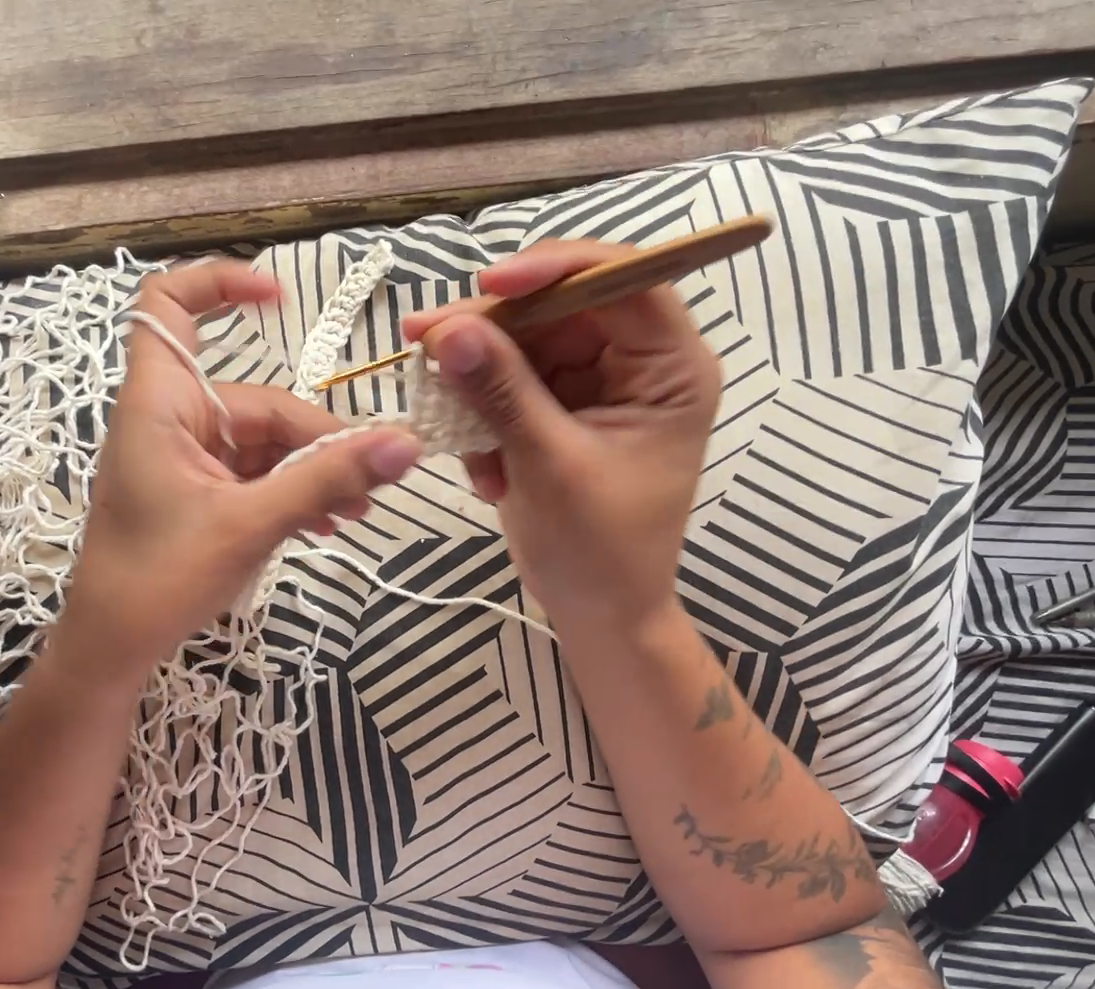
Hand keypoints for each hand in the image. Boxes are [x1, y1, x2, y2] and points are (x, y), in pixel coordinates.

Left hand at [59, 259, 422, 670]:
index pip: (169, 308)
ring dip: (312, 472)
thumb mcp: (250, 524)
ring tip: (356, 511)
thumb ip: (326, 481)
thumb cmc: (160, 577)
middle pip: (258, 401)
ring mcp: (187, 458)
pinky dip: (291, 492)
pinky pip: (256, 475)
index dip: (218, 283)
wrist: (113, 647)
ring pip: (264, 444)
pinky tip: (328, 522)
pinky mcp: (198, 493)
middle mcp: (173, 420)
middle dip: (316, 438)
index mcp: (160, 404)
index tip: (279, 296)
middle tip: (368, 483)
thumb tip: (405, 444)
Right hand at [401, 241, 720, 633]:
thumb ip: (501, 392)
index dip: (556, 270)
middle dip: (493, 331)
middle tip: (424, 341)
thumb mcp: (549, 466)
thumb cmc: (598, 548)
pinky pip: (508, 384)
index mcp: (670, 368)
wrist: (597, 611)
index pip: (624, 281)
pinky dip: (483, 418)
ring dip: (479, 384)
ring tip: (454, 429)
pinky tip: (487, 472)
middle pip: (560, 307)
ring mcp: (594, 385)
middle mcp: (636, 363)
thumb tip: (449, 329)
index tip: (487, 285)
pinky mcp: (559, 409)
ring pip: (524, 345)